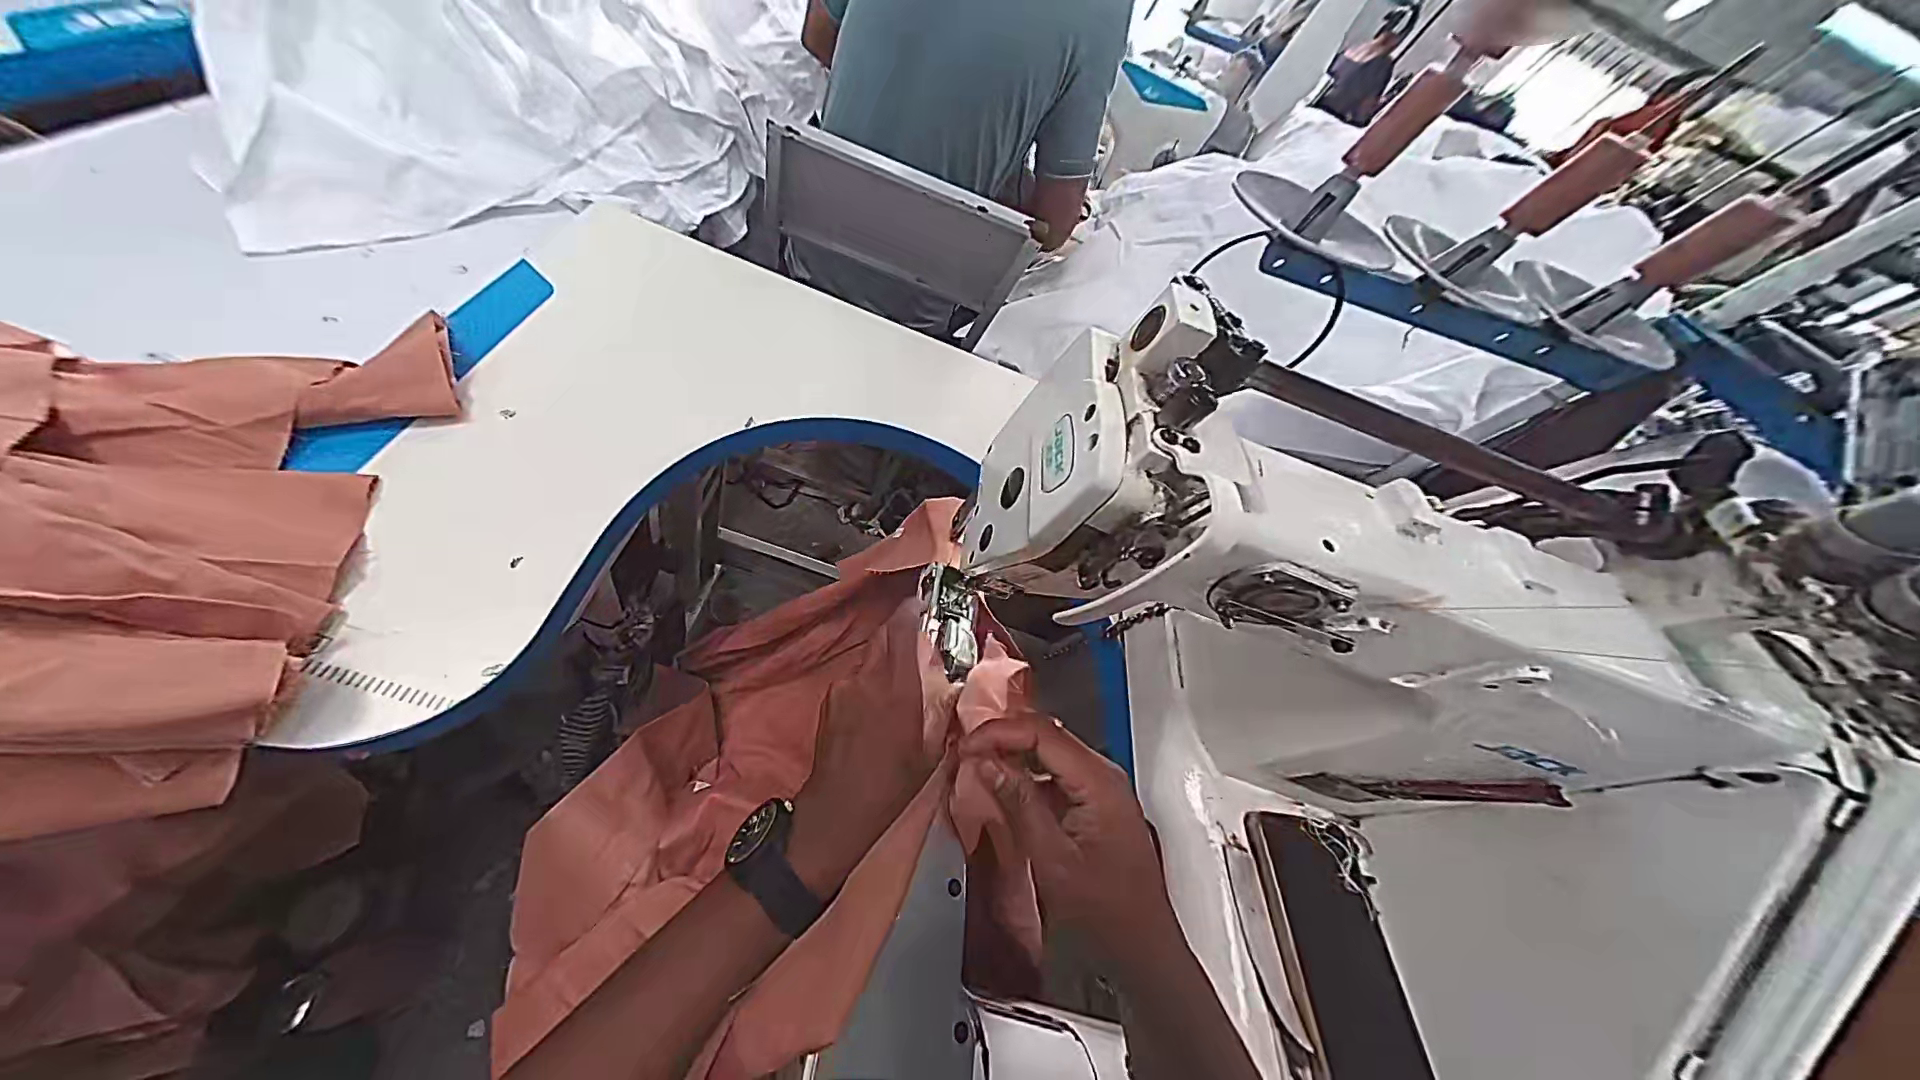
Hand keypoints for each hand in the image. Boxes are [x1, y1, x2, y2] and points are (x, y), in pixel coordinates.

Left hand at [789, 597, 957, 894]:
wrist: (837, 809)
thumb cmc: (891, 783)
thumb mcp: (931, 748)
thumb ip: (943, 706)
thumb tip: (954, 679)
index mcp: (897, 688)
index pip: (902, 629)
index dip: (915, 609)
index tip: (928, 601)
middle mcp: (867, 679)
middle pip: (885, 635)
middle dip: (904, 629)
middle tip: (923, 637)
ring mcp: (843, 686)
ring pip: (871, 656)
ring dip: (888, 658)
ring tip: (903, 681)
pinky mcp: (830, 698)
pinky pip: (857, 676)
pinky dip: (871, 679)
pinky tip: (879, 704)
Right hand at [959, 714, 1178, 972]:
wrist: (1141, 950)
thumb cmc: (1107, 914)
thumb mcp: (1053, 859)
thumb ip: (1019, 804)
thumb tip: (987, 763)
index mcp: (1099, 781)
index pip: (1042, 732)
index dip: (999, 733)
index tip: (968, 746)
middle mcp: (1104, 775)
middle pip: (1047, 736)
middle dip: (1003, 738)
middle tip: (968, 752)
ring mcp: (1100, 788)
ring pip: (1049, 753)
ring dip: (1013, 754)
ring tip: (979, 766)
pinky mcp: (1094, 804)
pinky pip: (1055, 775)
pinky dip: (1026, 775)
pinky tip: (1004, 788)